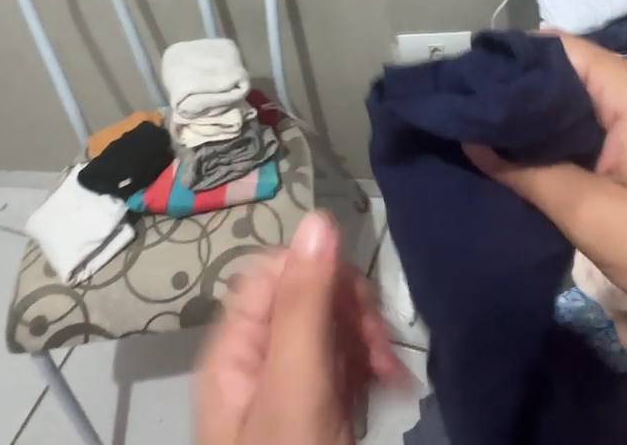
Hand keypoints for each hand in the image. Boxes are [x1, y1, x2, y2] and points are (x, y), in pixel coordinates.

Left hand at [195, 211, 411, 444]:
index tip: (355, 300)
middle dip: (349, 311)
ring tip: (390, 376)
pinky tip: (390, 387)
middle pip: (307, 294)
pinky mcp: (317, 407)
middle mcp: (257, 359)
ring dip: (366, 340)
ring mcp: (288, 385)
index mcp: (236, 349)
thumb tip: (317, 218)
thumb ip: (304, 304)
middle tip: (379, 349)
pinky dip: (369, 366)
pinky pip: (344, 361)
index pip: (274, 270)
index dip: (317, 273)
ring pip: (331, 325)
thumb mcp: (295, 390)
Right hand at [464, 35, 626, 334]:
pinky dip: (576, 132)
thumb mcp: (593, 218)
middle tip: (472, 115)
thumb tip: (472, 140)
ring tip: (495, 134)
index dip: (511, 64)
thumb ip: (528, 173)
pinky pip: (612, 120)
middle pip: (574, 70)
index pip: (560, 50)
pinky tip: (545, 156)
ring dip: (548, 116)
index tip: (466, 86)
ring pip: (591, 98)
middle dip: (523, 92)